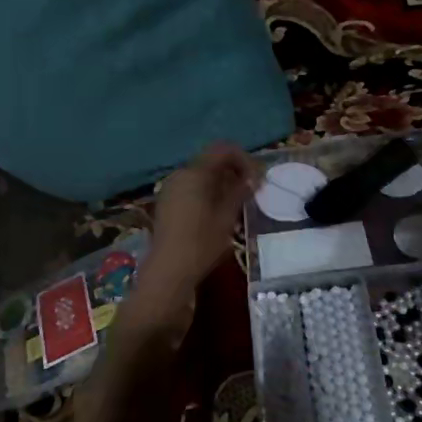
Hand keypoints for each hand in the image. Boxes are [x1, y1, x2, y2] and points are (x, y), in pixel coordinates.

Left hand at [128, 143, 256, 321]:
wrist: (168, 271)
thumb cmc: (201, 244)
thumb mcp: (226, 218)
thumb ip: (240, 193)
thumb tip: (253, 178)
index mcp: (194, 174)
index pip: (223, 150)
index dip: (243, 159)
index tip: (256, 179)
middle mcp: (179, 175)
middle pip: (210, 162)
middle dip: (232, 172)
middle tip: (250, 193)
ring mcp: (169, 189)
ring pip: (199, 176)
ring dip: (219, 184)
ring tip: (235, 205)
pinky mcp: (165, 204)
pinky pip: (189, 189)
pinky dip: (205, 193)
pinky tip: (216, 213)